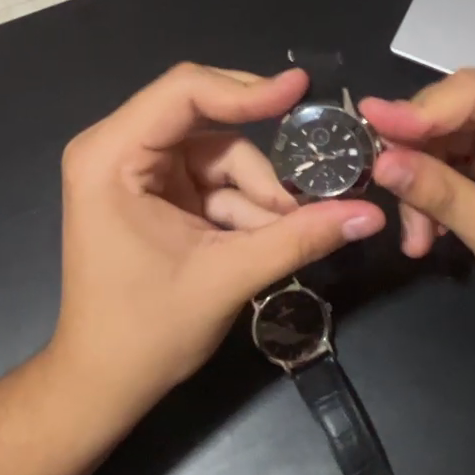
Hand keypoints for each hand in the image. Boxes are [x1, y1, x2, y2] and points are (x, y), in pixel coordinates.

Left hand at [52, 64, 386, 405]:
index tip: (303, 92)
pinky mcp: (158, 194)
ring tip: (288, 234)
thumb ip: (300, 238)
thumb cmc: (146, 333)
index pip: (185, 93)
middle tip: (314, 182)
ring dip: (259, 193)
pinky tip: (269, 239)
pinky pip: (216, 181)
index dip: (247, 89)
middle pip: (208, 120)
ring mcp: (138, 171)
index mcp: (111, 156)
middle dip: (260, 162)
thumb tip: (370, 214)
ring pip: (221, 154)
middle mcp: (118, 150)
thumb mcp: (229, 277)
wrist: (104, 385)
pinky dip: (246, 207)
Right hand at [360, 70, 474, 319]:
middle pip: (453, 106)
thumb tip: (380, 163)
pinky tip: (429, 226)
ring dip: (423, 177)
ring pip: (444, 130)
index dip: (417, 111)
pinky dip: (436, 183)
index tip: (369, 127)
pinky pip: (452, 148)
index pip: (472, 92)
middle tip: (385, 187)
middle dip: (417, 152)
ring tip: (418, 233)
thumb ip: (437, 192)